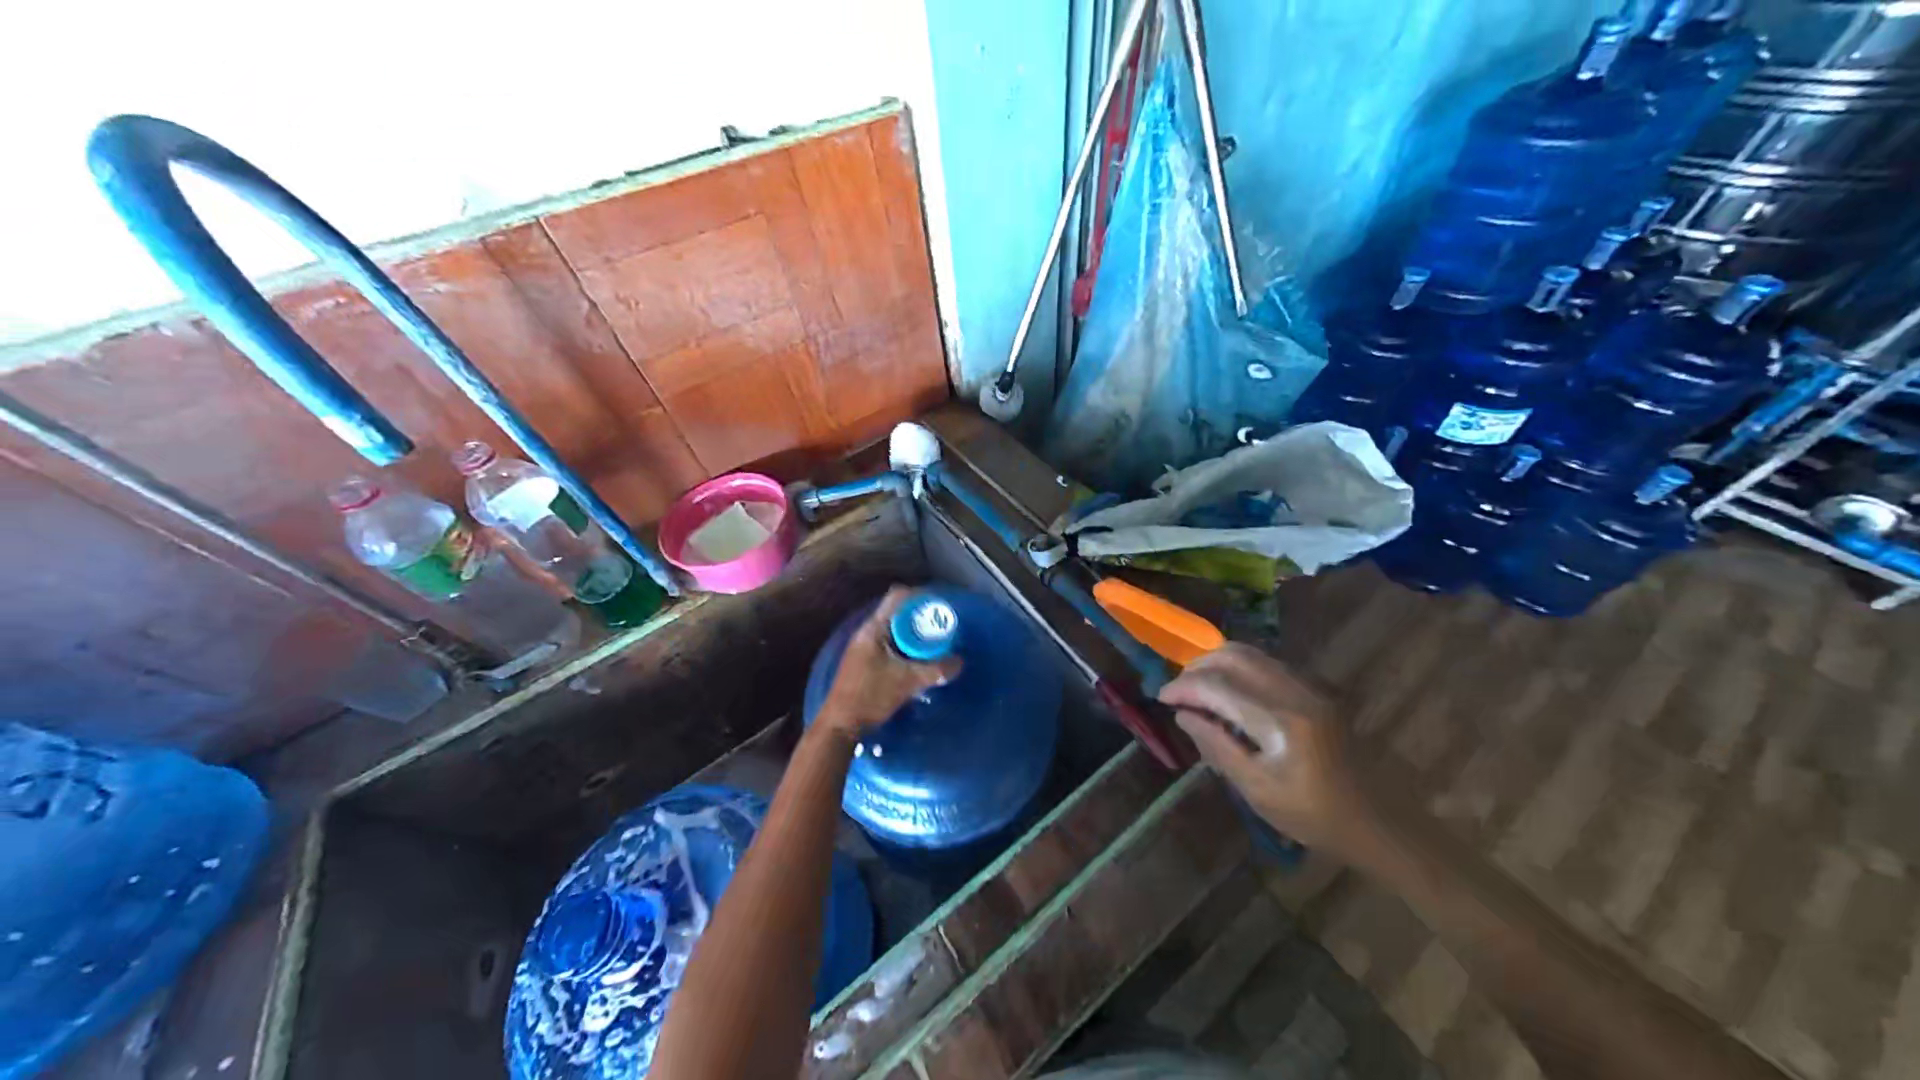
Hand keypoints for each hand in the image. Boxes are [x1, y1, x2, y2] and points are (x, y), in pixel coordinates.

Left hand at [817, 586, 962, 736]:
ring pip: (894, 631)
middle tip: (942, 628)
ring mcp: (864, 647)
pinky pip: (890, 645)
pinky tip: (918, 662)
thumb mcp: (908, 682)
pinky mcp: (865, 662)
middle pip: (897, 613)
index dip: (920, 596)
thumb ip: (936, 670)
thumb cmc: (871, 696)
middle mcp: (867, 632)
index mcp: (873, 629)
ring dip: (913, 636)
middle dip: (920, 619)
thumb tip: (959, 662)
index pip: (897, 597)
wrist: (841, 724)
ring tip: (935, 646)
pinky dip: (905, 649)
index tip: (939, 606)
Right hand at [1157, 643, 1375, 855]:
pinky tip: (1230, 694)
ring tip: (1199, 689)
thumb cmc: (1313, 816)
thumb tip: (1183, 715)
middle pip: (1234, 656)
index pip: (1217, 686)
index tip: (1161, 698)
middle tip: (1179, 690)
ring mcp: (1311, 688)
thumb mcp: (1256, 789)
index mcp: (1280, 722)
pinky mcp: (1318, 691)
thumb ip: (1216, 746)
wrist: (1377, 823)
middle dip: (1198, 667)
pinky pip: (1268, 665)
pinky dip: (1240, 670)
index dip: (1183, 687)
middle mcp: (1296, 693)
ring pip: (1252, 655)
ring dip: (1218, 664)